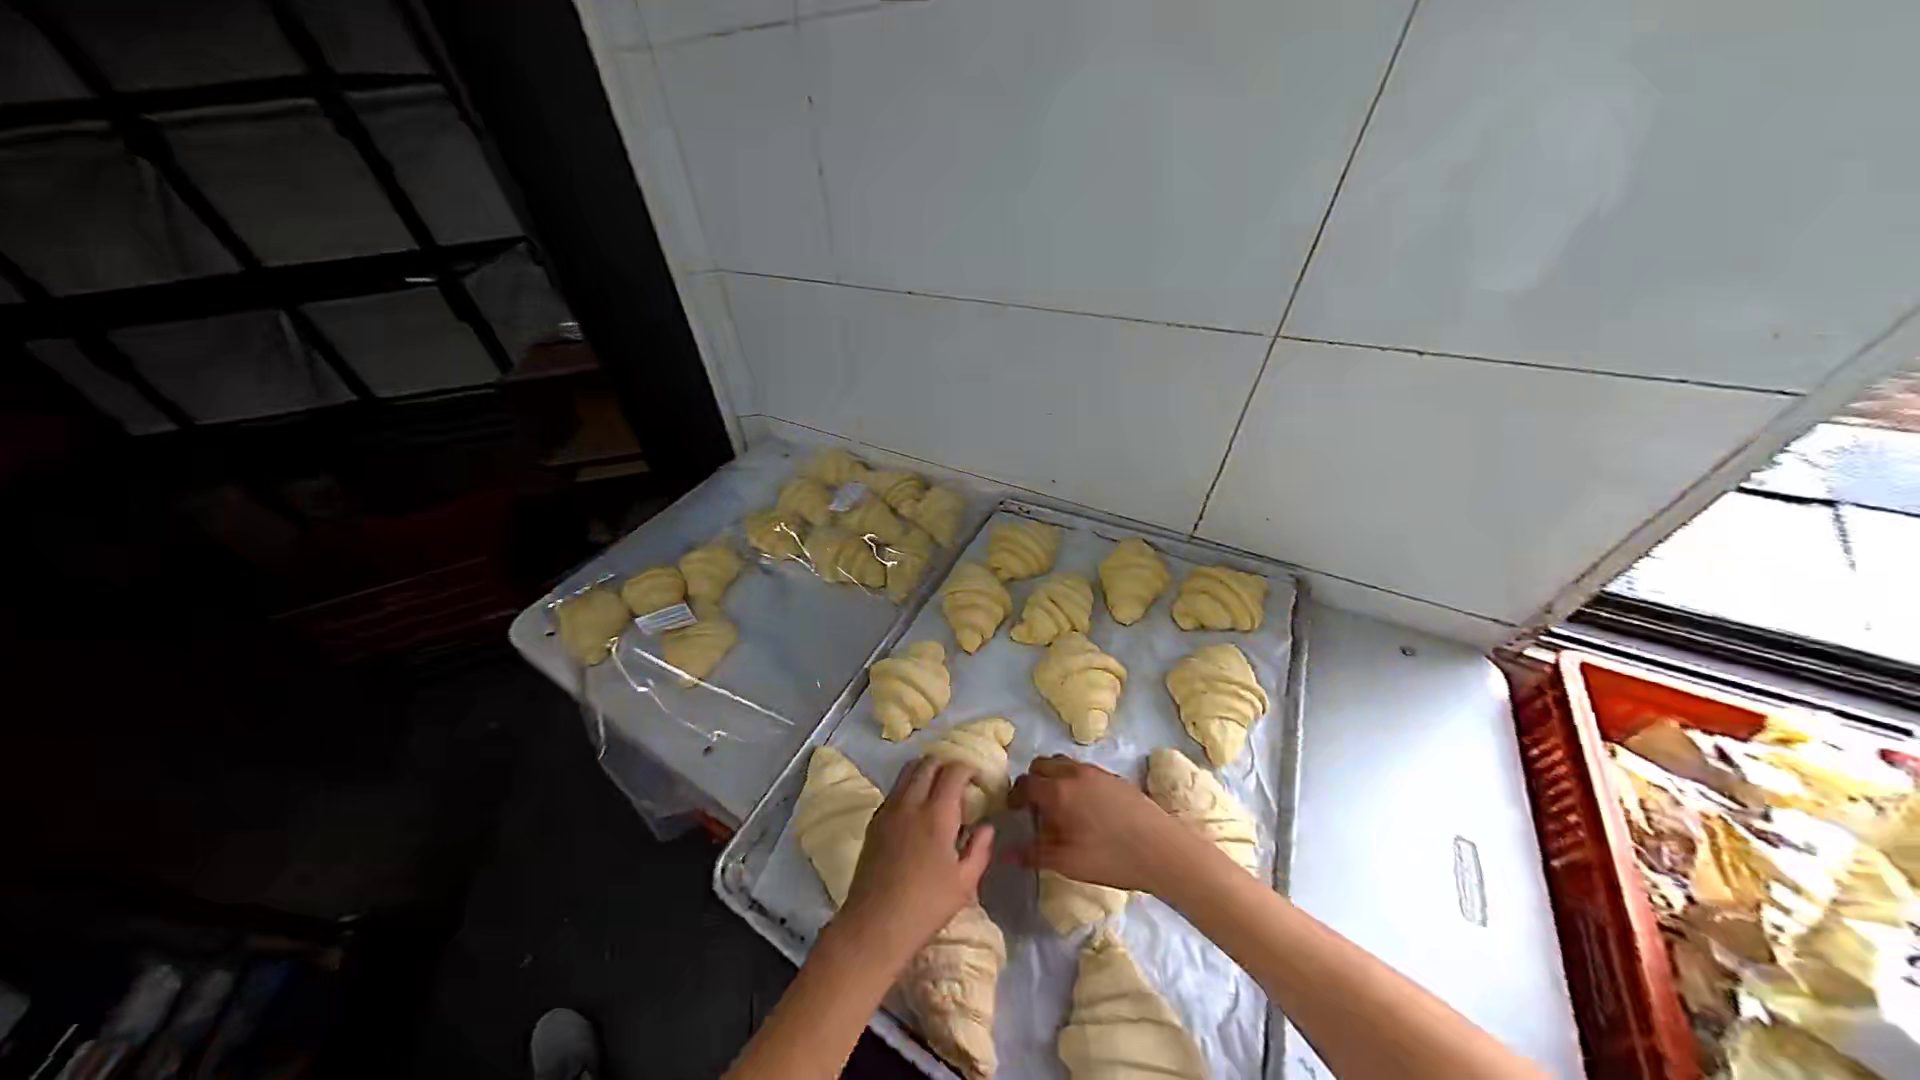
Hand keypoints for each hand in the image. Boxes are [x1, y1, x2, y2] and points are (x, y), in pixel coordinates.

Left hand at [831, 758, 994, 967]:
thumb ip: (980, 849)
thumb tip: (986, 827)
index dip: (969, 769)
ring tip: (938, 792)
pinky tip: (917, 810)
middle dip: (947, 765)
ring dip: (926, 771)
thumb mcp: (965, 884)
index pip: (954, 771)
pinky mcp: (874, 821)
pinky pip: (895, 790)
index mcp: (937, 814)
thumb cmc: (926, 907)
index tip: (979, 780)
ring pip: (907, 771)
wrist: (874, 925)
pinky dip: (909, 787)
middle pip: (928, 763)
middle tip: (960, 783)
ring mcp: (889, 810)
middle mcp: (911, 803)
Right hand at [1009, 755, 1203, 892]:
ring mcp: (1097, 772)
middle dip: (1032, 781)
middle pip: (1041, 764)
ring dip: (1053, 777)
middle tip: (1034, 806)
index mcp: (1058, 791)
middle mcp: (1074, 773)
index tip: (1013, 811)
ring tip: (1059, 804)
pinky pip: (1083, 770)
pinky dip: (1073, 780)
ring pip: (1063, 763)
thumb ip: (1034, 854)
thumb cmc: (1111, 858)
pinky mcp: (1115, 777)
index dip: (1015, 796)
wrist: (1163, 850)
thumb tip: (1005, 853)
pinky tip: (1085, 807)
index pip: (1025, 783)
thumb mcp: (1067, 862)